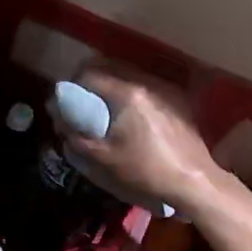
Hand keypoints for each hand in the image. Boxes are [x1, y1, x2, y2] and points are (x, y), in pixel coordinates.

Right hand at [62, 68, 221, 213]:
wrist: (194, 181)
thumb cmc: (145, 169)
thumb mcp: (101, 156)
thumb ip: (74, 133)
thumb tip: (57, 117)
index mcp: (127, 94)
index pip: (89, 75)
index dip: (70, 85)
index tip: (62, 102)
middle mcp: (147, 84)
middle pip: (109, 68)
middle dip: (88, 82)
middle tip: (78, 102)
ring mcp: (165, 90)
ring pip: (127, 75)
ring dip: (108, 86)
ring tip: (100, 108)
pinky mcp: (176, 100)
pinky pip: (143, 86)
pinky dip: (127, 93)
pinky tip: (125, 114)